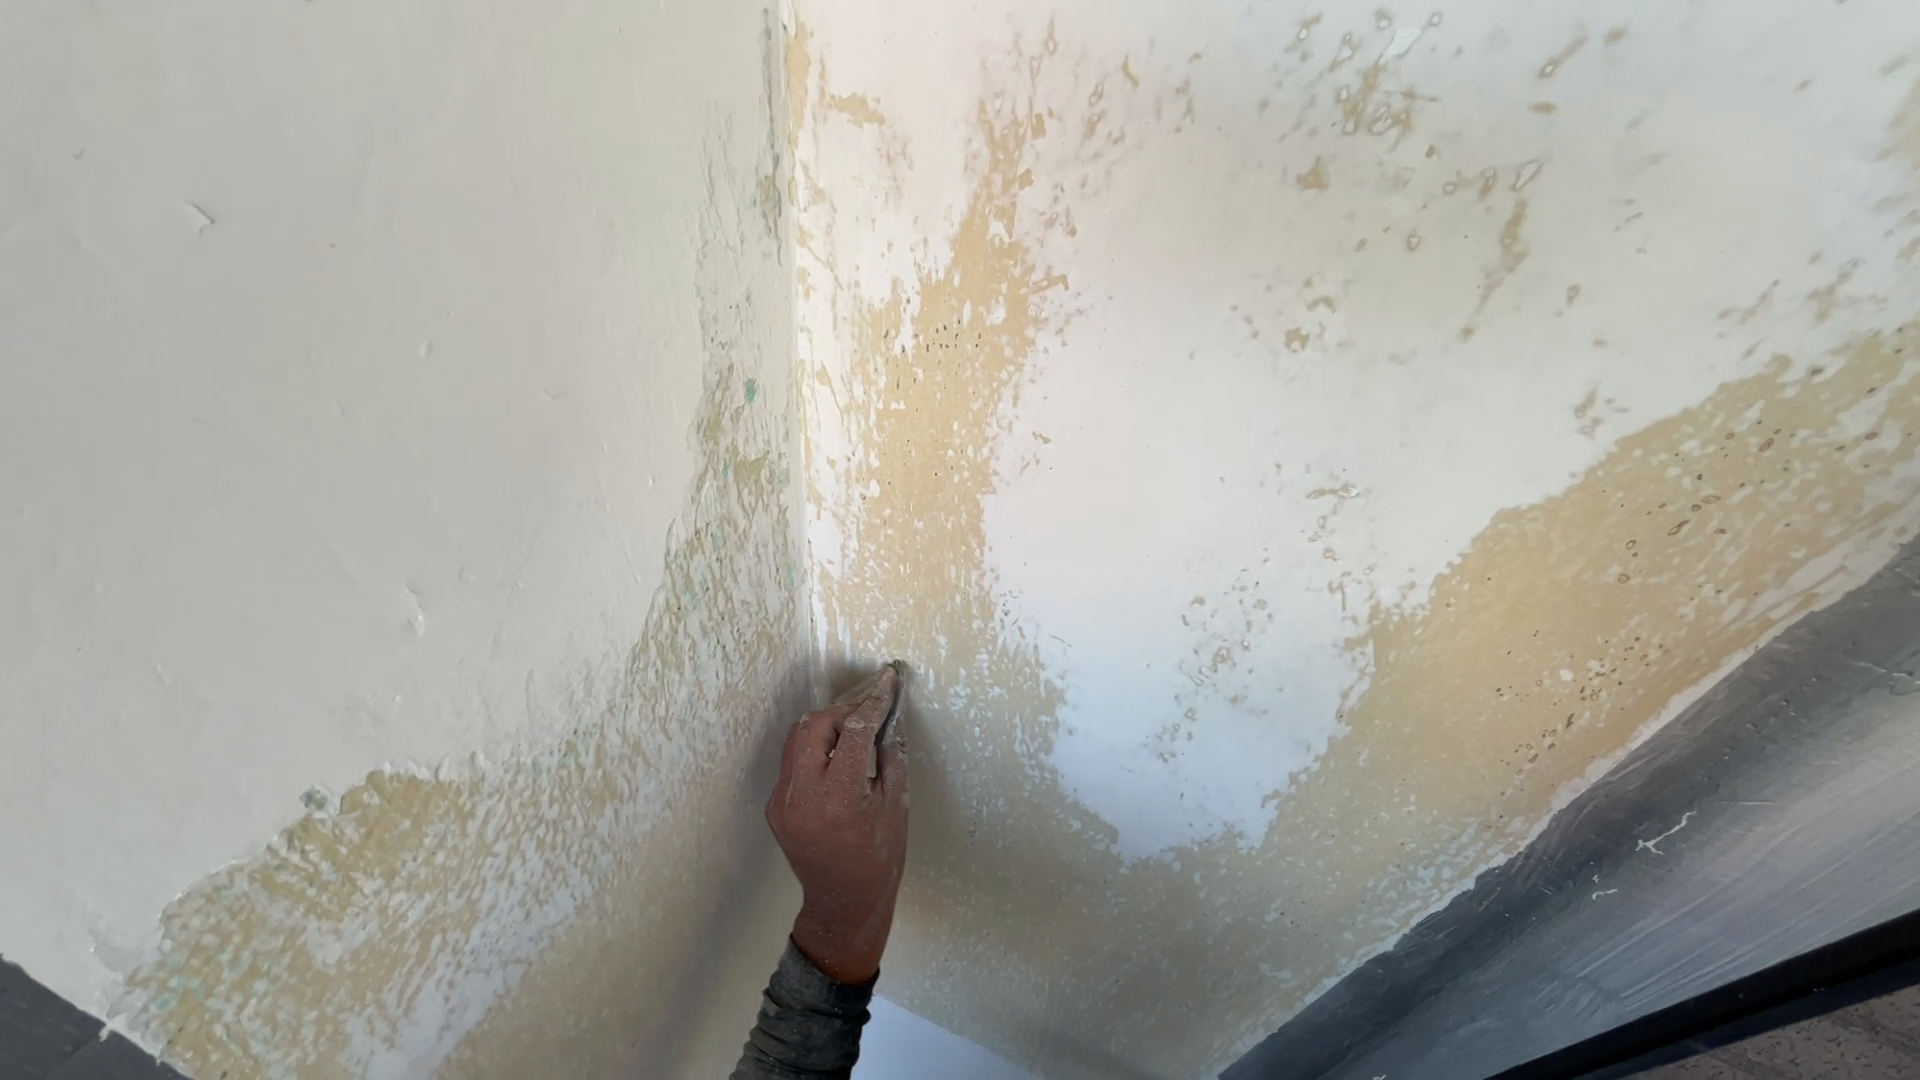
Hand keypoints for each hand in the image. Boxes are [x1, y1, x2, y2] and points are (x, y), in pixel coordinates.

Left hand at [766, 664, 908, 984]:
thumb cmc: (880, 857)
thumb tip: (892, 713)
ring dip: (826, 724)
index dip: (874, 700)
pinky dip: (816, 748)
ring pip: (797, 738)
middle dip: (844, 708)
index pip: (853, 730)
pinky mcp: (775, 807)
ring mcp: (782, 802)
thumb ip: (892, 753)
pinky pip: (794, 761)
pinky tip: (838, 754)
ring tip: (855, 723)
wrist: (844, 903)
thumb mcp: (897, 804)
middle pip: (815, 725)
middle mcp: (802, 795)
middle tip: (871, 703)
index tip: (888, 680)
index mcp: (839, 797)